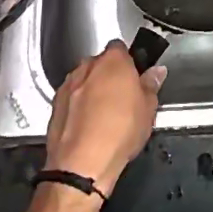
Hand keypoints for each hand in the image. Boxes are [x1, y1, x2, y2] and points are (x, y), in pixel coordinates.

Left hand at [44, 40, 165, 196]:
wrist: (81, 163)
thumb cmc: (119, 133)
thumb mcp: (148, 110)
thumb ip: (151, 85)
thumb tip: (156, 72)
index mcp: (114, 60)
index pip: (121, 48)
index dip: (128, 62)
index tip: (134, 79)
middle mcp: (89, 65)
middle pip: (101, 63)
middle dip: (109, 76)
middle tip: (122, 99)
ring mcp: (69, 82)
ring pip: (85, 79)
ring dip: (92, 90)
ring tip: (104, 117)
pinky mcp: (56, 101)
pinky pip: (71, 97)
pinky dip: (77, 106)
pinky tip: (87, 126)